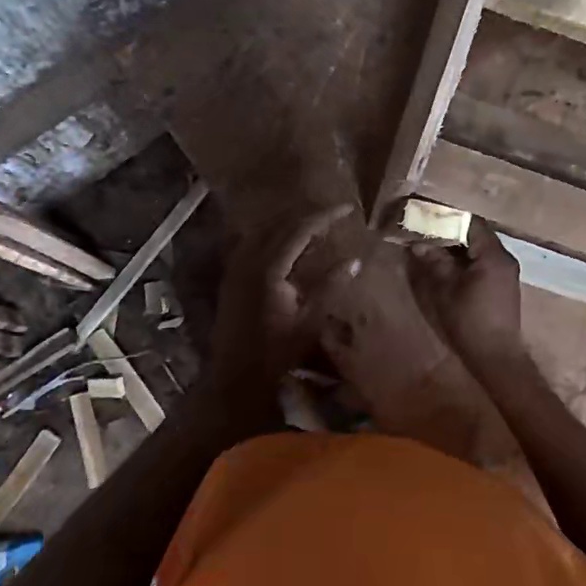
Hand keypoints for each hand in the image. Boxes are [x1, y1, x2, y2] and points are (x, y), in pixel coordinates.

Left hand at [211, 204, 357, 381]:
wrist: (235, 377)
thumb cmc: (276, 353)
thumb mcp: (310, 321)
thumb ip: (331, 287)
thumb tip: (354, 260)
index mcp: (269, 269)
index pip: (299, 229)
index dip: (324, 216)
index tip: (347, 208)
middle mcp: (249, 261)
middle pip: (278, 224)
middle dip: (307, 213)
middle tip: (333, 212)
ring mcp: (236, 268)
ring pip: (262, 230)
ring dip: (287, 221)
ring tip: (312, 221)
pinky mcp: (231, 278)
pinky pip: (252, 242)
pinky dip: (272, 234)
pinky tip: (285, 242)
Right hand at [406, 218, 526, 370]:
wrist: (496, 355)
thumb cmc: (470, 320)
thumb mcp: (446, 289)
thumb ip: (434, 261)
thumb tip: (418, 242)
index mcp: (493, 255)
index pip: (472, 223)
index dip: (449, 219)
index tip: (427, 219)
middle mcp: (505, 259)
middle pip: (477, 234)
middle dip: (452, 233)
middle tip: (427, 234)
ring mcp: (507, 273)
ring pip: (481, 249)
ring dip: (459, 247)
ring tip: (434, 249)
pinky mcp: (504, 285)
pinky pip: (485, 262)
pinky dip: (468, 260)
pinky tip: (449, 267)